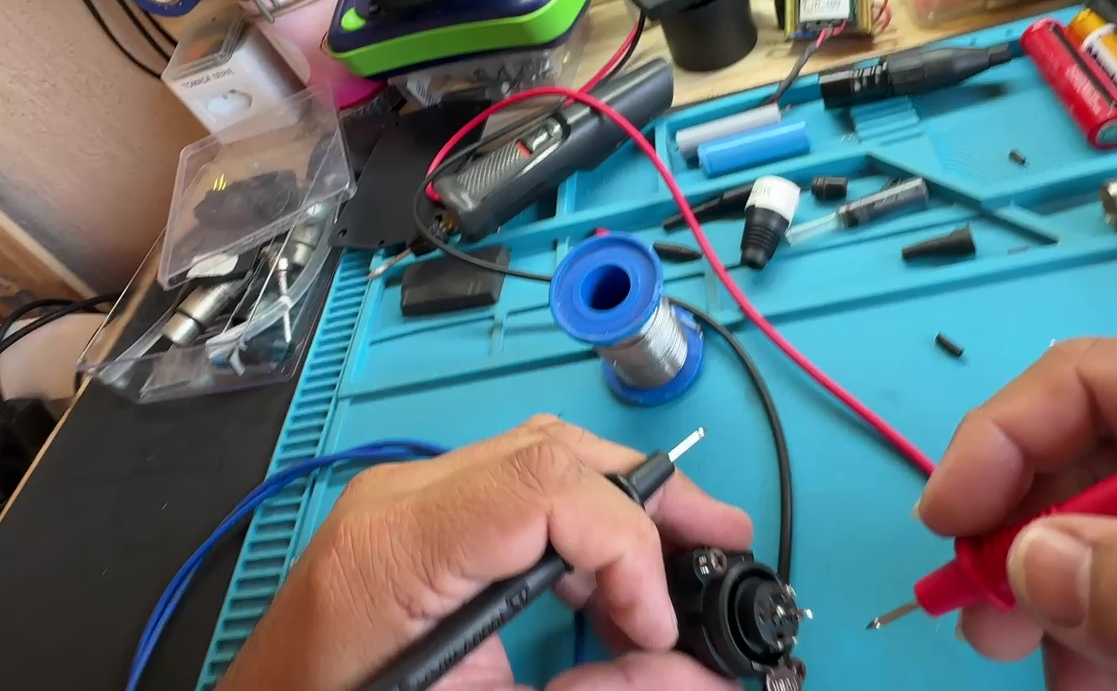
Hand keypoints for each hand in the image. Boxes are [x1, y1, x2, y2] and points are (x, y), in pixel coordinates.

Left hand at [221, 415, 753, 690]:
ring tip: (679, 555)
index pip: (541, 482)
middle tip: (718, 539)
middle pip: (552, 449)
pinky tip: (609, 573)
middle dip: (649, 493)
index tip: (654, 619)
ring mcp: (409, 493)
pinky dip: (580, 520)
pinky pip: (518, 484)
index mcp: (398, 545)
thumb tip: (692, 672)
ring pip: (542, 453)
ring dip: (621, 499)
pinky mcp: (419, 509)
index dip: (623, 540)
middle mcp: (404, 495)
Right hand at [919, 329, 1116, 690]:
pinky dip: (1109, 621)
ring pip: (1115, 511)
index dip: (1006, 437)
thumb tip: (1027, 561)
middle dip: (1028, 526)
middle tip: (978, 615)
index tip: (946, 521)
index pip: (1109, 377)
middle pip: (1098, 445)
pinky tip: (1096, 673)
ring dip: (1057, 582)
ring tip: (1024, 655)